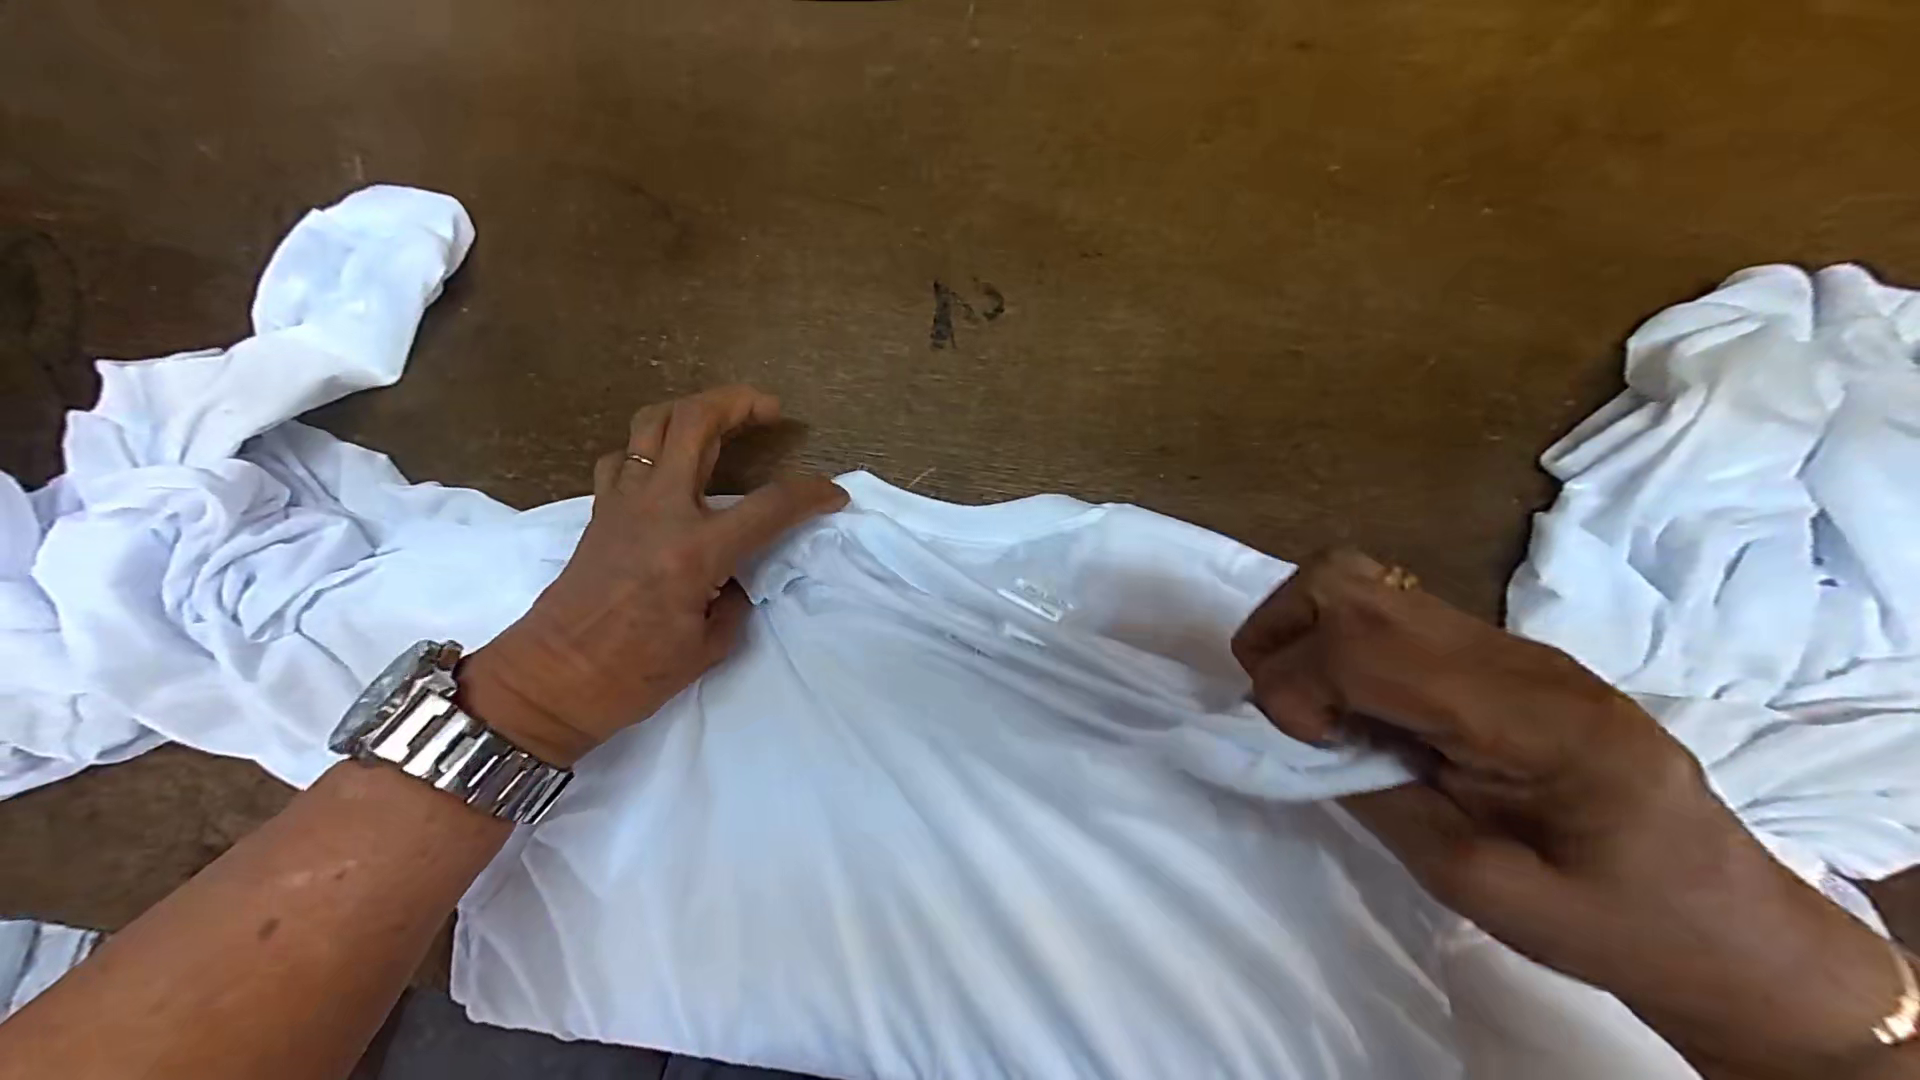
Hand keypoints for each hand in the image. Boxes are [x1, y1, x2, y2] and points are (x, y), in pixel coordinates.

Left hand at [455, 386, 846, 766]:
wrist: (550, 681)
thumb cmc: (633, 675)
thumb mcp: (710, 645)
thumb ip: (735, 596)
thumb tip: (735, 572)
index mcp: (695, 551)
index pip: (771, 506)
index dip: (812, 494)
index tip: (834, 495)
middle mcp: (658, 511)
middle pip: (695, 423)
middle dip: (740, 402)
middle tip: (769, 408)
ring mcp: (622, 504)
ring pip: (652, 424)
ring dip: (693, 410)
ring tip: (723, 420)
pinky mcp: (600, 511)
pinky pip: (623, 458)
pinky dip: (650, 448)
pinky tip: (669, 466)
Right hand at [1232, 549, 1913, 1079]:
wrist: (1726, 920)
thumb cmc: (1612, 920)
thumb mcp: (1478, 885)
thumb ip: (1372, 794)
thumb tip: (1299, 735)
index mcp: (1525, 714)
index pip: (1362, 646)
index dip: (1294, 687)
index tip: (1305, 746)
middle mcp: (1505, 650)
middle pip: (1341, 581)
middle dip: (1279, 639)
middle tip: (1290, 711)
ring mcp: (1495, 638)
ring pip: (1349, 576)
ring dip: (1296, 628)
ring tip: (1308, 696)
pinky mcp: (1482, 645)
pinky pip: (1374, 603)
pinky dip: (1326, 635)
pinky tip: (1348, 696)